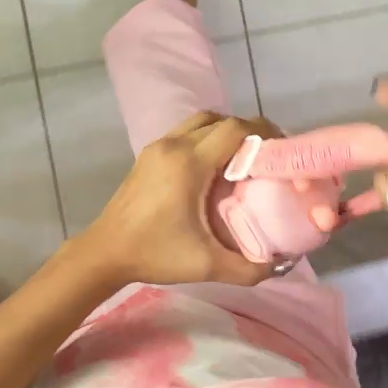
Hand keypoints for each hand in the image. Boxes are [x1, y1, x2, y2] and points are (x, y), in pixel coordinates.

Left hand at [79, 112, 285, 287]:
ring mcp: (158, 146)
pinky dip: (207, 138)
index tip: (282, 151)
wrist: (106, 252)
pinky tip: (216, 167)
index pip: (235, 129)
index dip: (264, 133)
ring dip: (226, 132)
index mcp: (189, 163)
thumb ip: (249, 267)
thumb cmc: (155, 254)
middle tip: (267, 156)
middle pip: (221, 120)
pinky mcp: (149, 154)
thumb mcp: (207, 265)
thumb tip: (281, 264)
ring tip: (243, 158)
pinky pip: (186, 131)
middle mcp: (174, 145)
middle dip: (249, 132)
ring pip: (201, 121)